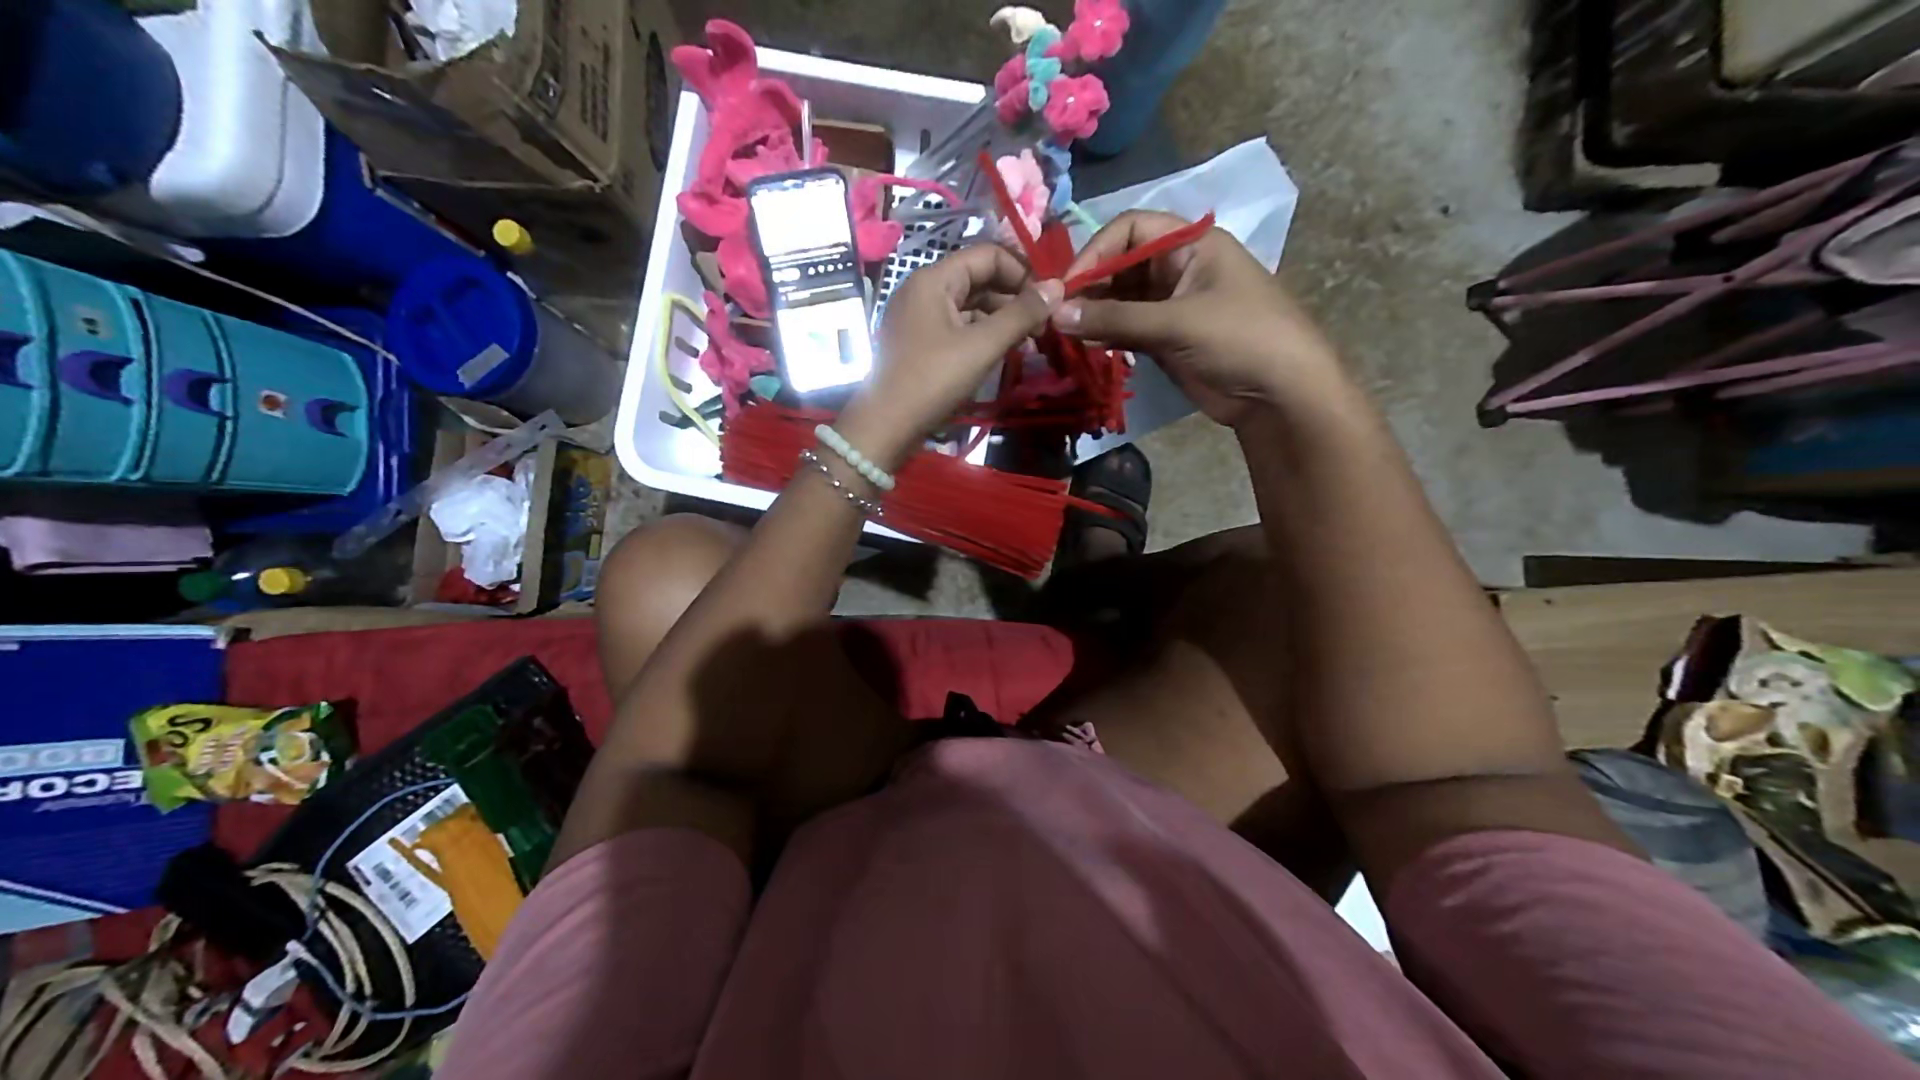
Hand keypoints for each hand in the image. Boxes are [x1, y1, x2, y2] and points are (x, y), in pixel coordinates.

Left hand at [838, 244, 1060, 467]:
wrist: (886, 427)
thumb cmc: (933, 380)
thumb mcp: (982, 346)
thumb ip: (1021, 315)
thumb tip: (1059, 287)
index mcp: (934, 279)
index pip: (988, 255)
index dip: (1022, 273)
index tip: (1048, 301)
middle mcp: (923, 290)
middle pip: (979, 279)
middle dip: (1014, 298)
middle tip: (1043, 327)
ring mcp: (918, 317)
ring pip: (970, 306)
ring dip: (1001, 319)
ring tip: (1029, 342)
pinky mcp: (919, 343)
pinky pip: (958, 327)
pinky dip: (982, 335)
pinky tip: (1002, 353)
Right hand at [1055, 211, 1342, 426]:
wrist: (1280, 395)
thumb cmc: (1241, 339)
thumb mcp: (1177, 323)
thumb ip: (1115, 318)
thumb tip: (1056, 315)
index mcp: (1191, 244)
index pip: (1131, 229)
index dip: (1096, 251)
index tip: (1068, 285)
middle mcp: (1178, 267)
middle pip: (1120, 265)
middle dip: (1089, 287)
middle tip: (1057, 316)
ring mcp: (1170, 304)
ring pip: (1119, 300)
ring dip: (1092, 315)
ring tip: (1063, 335)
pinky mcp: (1165, 338)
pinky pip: (1125, 329)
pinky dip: (1104, 336)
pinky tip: (1084, 348)